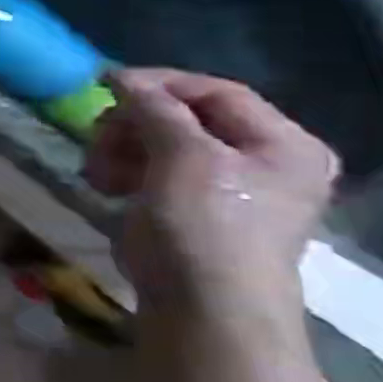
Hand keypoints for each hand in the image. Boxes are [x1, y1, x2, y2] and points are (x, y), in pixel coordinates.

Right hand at [85, 69, 338, 310]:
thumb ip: (155, 110)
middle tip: (98, 139)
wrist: (204, 304)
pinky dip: (124, 170)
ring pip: (159, 141)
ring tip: (99, 172)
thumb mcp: (183, 157)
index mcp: (283, 144)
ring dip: (120, 148)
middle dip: (132, 124)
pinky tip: (107, 185)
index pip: (215, 91)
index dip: (158, 83)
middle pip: (183, 116)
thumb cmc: (204, 225)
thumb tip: (120, 77)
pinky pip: (153, 168)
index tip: (102, 85)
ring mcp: (229, 184)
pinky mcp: (194, 205)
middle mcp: (264, 159)